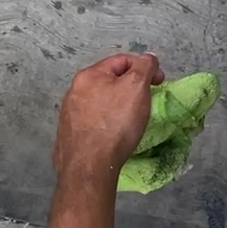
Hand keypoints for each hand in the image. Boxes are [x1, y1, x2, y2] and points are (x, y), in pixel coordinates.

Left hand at [52, 53, 163, 185]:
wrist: (90, 169)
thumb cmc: (116, 123)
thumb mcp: (138, 86)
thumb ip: (145, 65)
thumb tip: (147, 58)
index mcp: (88, 76)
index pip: (123, 60)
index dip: (145, 68)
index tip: (159, 82)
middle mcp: (73, 92)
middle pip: (111, 80)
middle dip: (131, 87)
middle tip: (145, 101)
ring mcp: (68, 116)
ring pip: (102, 101)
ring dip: (119, 105)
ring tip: (131, 120)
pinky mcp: (68, 137)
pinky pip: (93, 121)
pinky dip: (107, 122)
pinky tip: (114, 135)